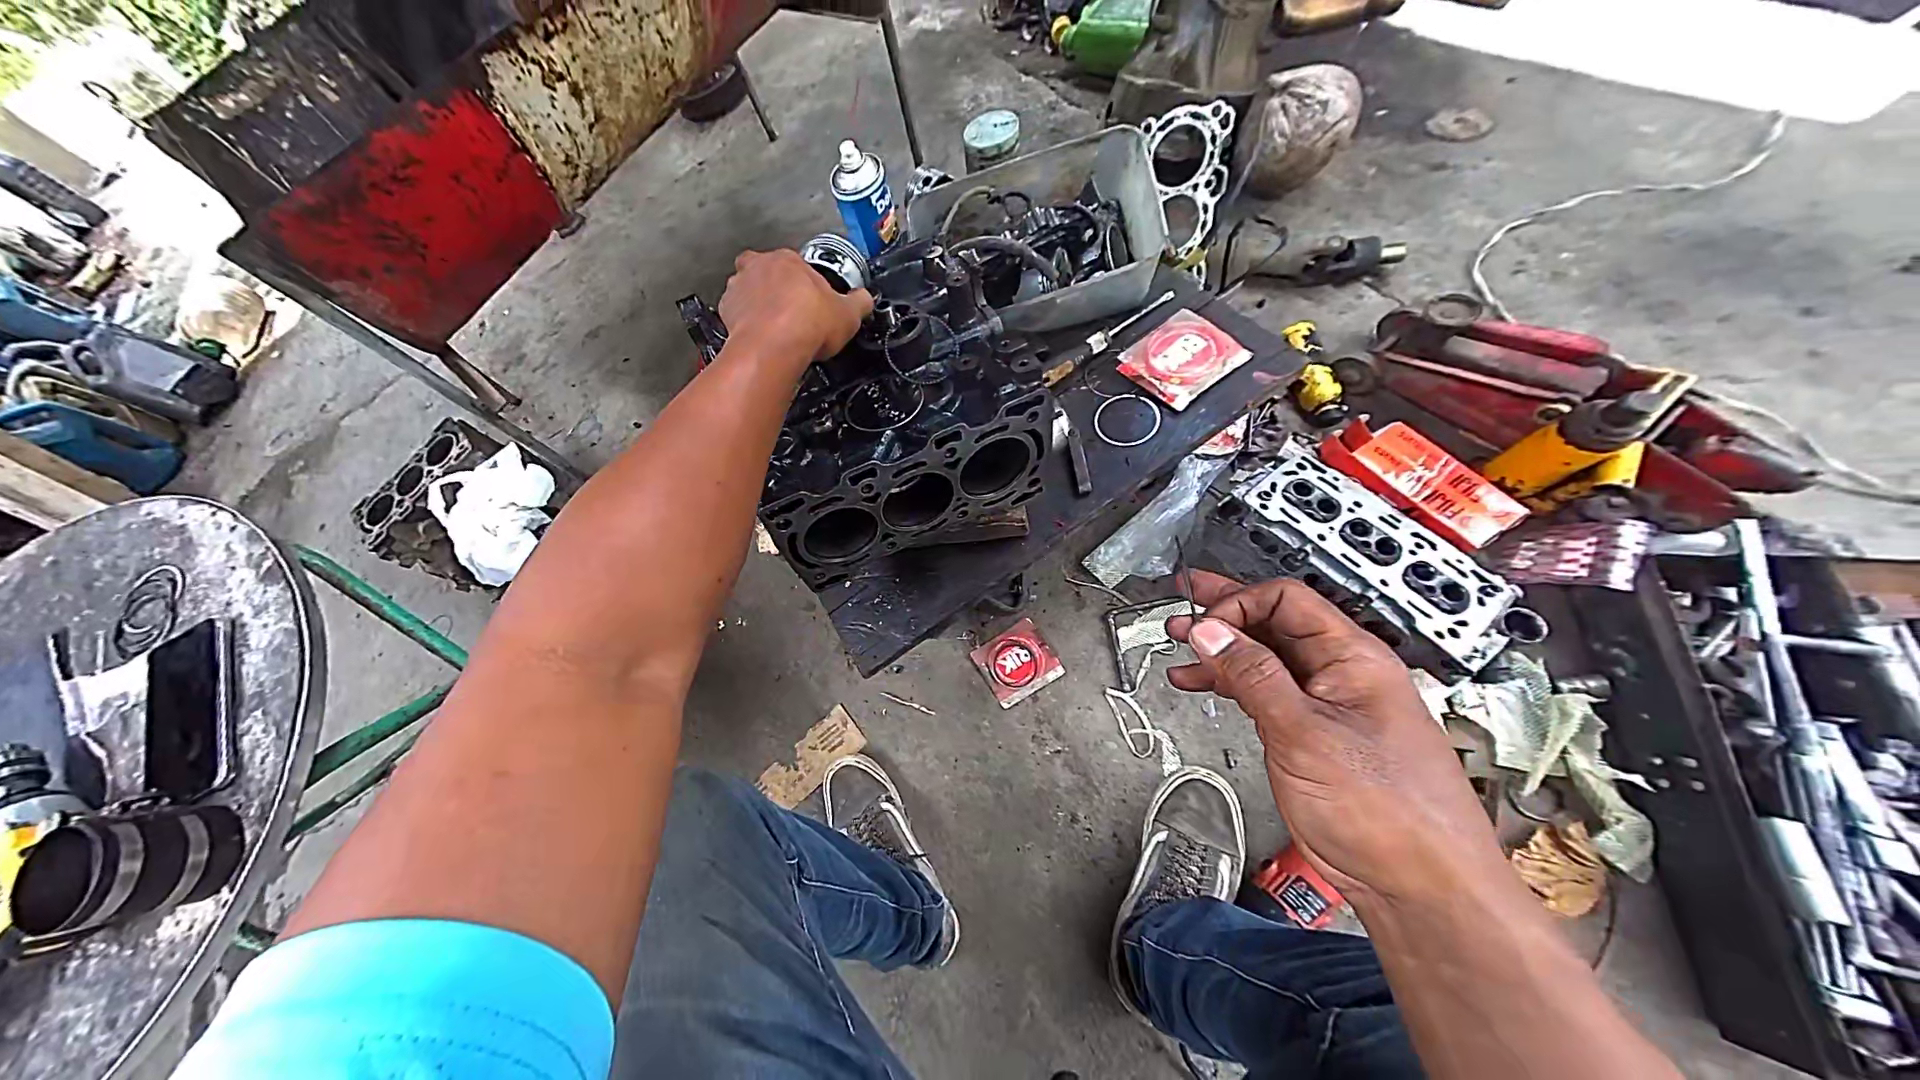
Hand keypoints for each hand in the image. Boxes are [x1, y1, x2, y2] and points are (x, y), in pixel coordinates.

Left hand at [719, 249, 873, 363]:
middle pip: (768, 272)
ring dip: (760, 305)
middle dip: (778, 289)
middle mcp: (760, 267)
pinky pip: (736, 314)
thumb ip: (859, 303)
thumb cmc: (806, 324)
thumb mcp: (848, 314)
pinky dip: (747, 324)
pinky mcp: (726, 312)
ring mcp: (739, 288)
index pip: (799, 265)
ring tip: (778, 328)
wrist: (773, 348)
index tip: (815, 301)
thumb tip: (865, 300)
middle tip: (793, 311)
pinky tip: (763, 338)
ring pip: (749, 291)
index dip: (808, 284)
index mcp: (789, 260)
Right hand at [1166, 570, 1507, 907]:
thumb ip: (1253, 676)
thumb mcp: (1306, 733)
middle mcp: (1339, 675)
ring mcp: (1323, 705)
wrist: (1419, 886)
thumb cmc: (1390, 814)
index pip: (1286, 601)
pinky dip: (1230, 684)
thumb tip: (1212, 631)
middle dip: (1224, 612)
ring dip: (1220, 650)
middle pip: (1273, 623)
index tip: (1203, 625)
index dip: (1239, 604)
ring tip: (1181, 644)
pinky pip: (1263, 692)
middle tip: (1185, 598)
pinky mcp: (1309, 733)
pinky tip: (1203, 683)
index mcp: (1353, 659)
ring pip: (1263, 659)